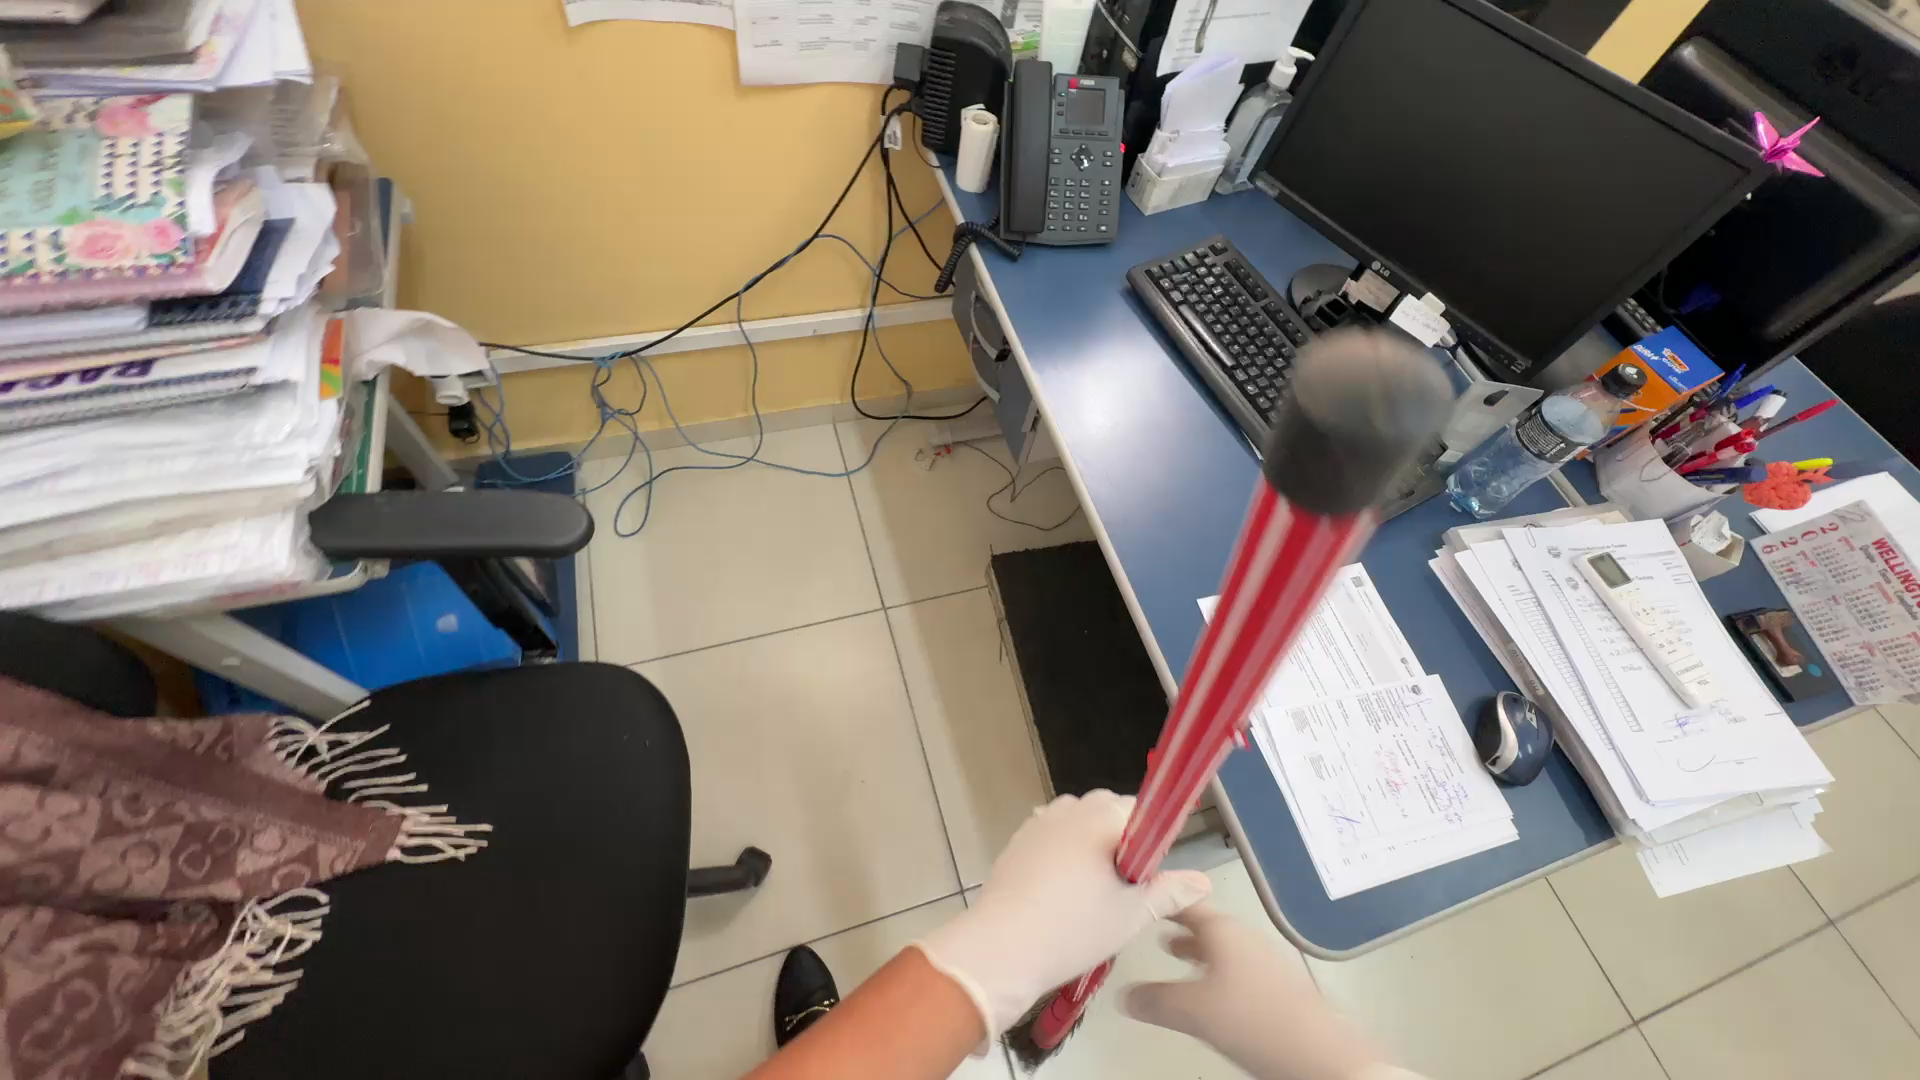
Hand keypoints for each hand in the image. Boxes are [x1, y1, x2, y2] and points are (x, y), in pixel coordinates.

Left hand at [914, 791, 1210, 1038]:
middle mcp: (1070, 807)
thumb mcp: (1130, 915)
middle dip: (1121, 838)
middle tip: (1123, 885)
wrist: (1003, 945)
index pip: (1142, 808)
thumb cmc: (1074, 928)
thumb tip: (1204, 881)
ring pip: (1077, 819)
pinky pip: (1051, 832)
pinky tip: (1061, 886)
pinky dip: (1063, 849)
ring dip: (1090, 841)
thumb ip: (1169, 892)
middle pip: (1107, 809)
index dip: (1152, 837)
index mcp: (1103, 817)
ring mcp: (1039, 820)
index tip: (1149, 871)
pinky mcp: (1018, 838)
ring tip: (1091, 888)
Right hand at [1124, 903, 1384, 1079]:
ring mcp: (1264, 959)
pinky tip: (1213, 992)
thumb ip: (1154, 1000)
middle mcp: (1242, 936)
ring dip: (1198, 950)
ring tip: (1177, 958)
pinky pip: (1238, 965)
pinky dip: (1218, 968)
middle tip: (1154, 929)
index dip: (1161, 896)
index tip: (1139, 894)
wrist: (1324, 1058)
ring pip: (1222, 945)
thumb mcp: (1193, 1012)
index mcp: (1220, 929)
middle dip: (1179, 927)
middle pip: (1204, 923)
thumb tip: (1121, 995)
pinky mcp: (1279, 985)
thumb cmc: (1254, 1020)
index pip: (1183, 900)